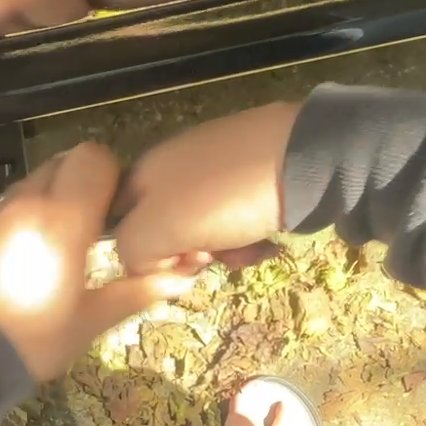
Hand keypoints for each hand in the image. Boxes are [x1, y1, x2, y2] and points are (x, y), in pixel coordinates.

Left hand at [0, 143, 194, 379]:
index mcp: (62, 218)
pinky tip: (29, 252)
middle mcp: (26, 202)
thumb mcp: (91, 320)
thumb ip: (138, 290)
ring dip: (54, 195)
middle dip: (83, 183)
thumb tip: (183, 277)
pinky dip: (27, 211)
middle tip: (93, 227)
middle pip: (63, 161)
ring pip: (34, 179)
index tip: (116, 212)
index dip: (111, 178)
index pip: (94, 158)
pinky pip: (9, 201)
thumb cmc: (33, 340)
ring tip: (61, 242)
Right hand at [110, 102, 300, 273]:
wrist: (307, 161)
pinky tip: (264, 241)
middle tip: (208, 258)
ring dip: (220, 252)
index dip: (137, 253)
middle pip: (161, 230)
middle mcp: (172, 166)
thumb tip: (141, 265)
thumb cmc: (225, 197)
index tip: (169, 264)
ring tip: (244, 251)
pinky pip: (233, 218)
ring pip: (201, 230)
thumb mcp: (161, 228)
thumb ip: (132, 250)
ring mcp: (214, 169)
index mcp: (142, 172)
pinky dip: (245, 237)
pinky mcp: (250, 175)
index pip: (118, 224)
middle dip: (184, 254)